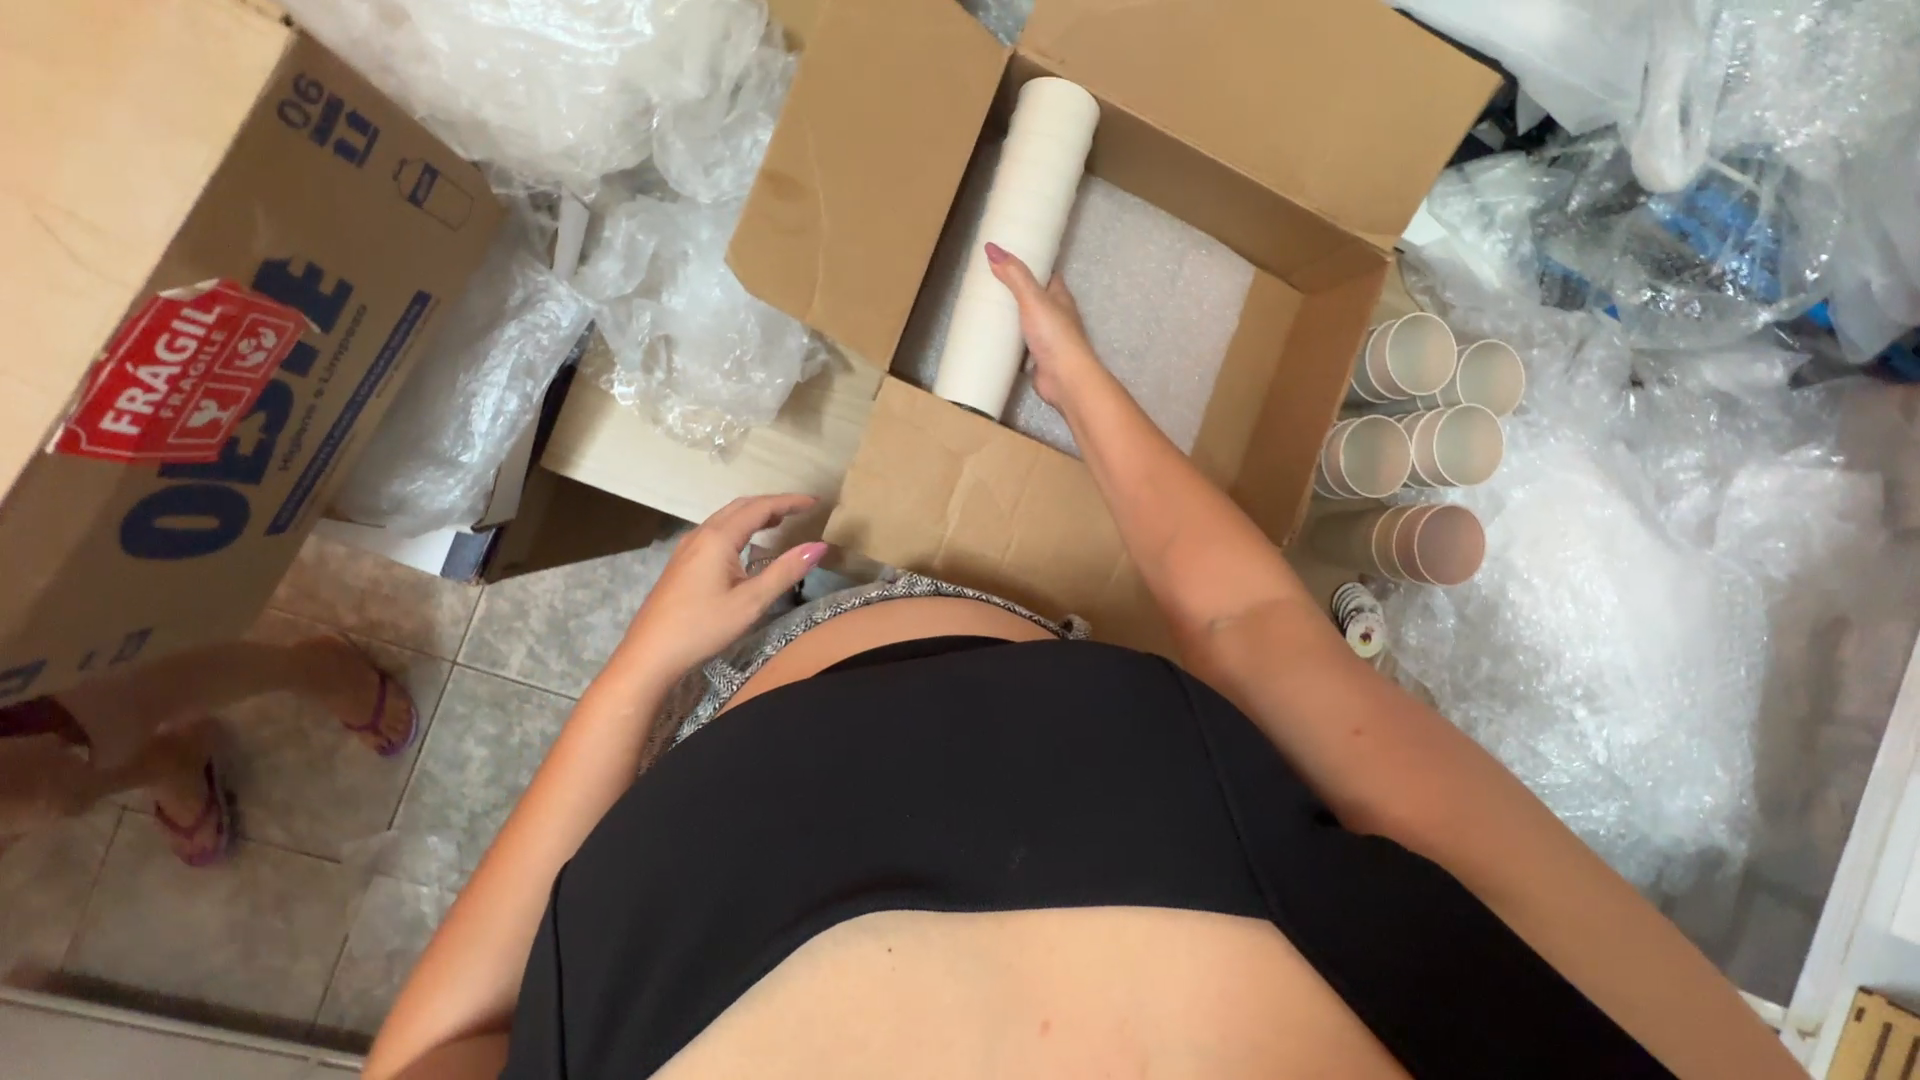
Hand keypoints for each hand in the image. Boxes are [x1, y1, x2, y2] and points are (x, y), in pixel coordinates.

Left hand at [619, 495, 828, 678]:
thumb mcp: (751, 602)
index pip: (760, 507)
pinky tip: (747, 545)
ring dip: (754, 514)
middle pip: (741, 506)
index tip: (816, 502)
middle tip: (801, 510)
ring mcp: (687, 548)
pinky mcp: (682, 562)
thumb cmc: (703, 627)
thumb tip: (819, 546)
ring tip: (780, 522)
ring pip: (726, 518)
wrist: (651, 653)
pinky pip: (716, 532)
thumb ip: (786, 571)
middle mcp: (701, 534)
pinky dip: (739, 528)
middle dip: (772, 503)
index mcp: (718, 538)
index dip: (789, 501)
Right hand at [984, 242, 1109, 408]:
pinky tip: (990, 339)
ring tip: (984, 308)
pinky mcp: (1037, 359)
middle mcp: (1056, 316)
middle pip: (1033, 298)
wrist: (1065, 379)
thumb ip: (1014, 275)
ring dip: (1009, 318)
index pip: (1046, 274)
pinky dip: (1007, 343)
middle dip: (1014, 292)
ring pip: (1025, 323)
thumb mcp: (1032, 298)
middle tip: (988, 283)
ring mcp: (1047, 339)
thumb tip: (991, 247)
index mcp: (1060, 297)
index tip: (1007, 259)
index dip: (1030, 265)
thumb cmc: (1054, 334)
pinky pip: (1019, 347)